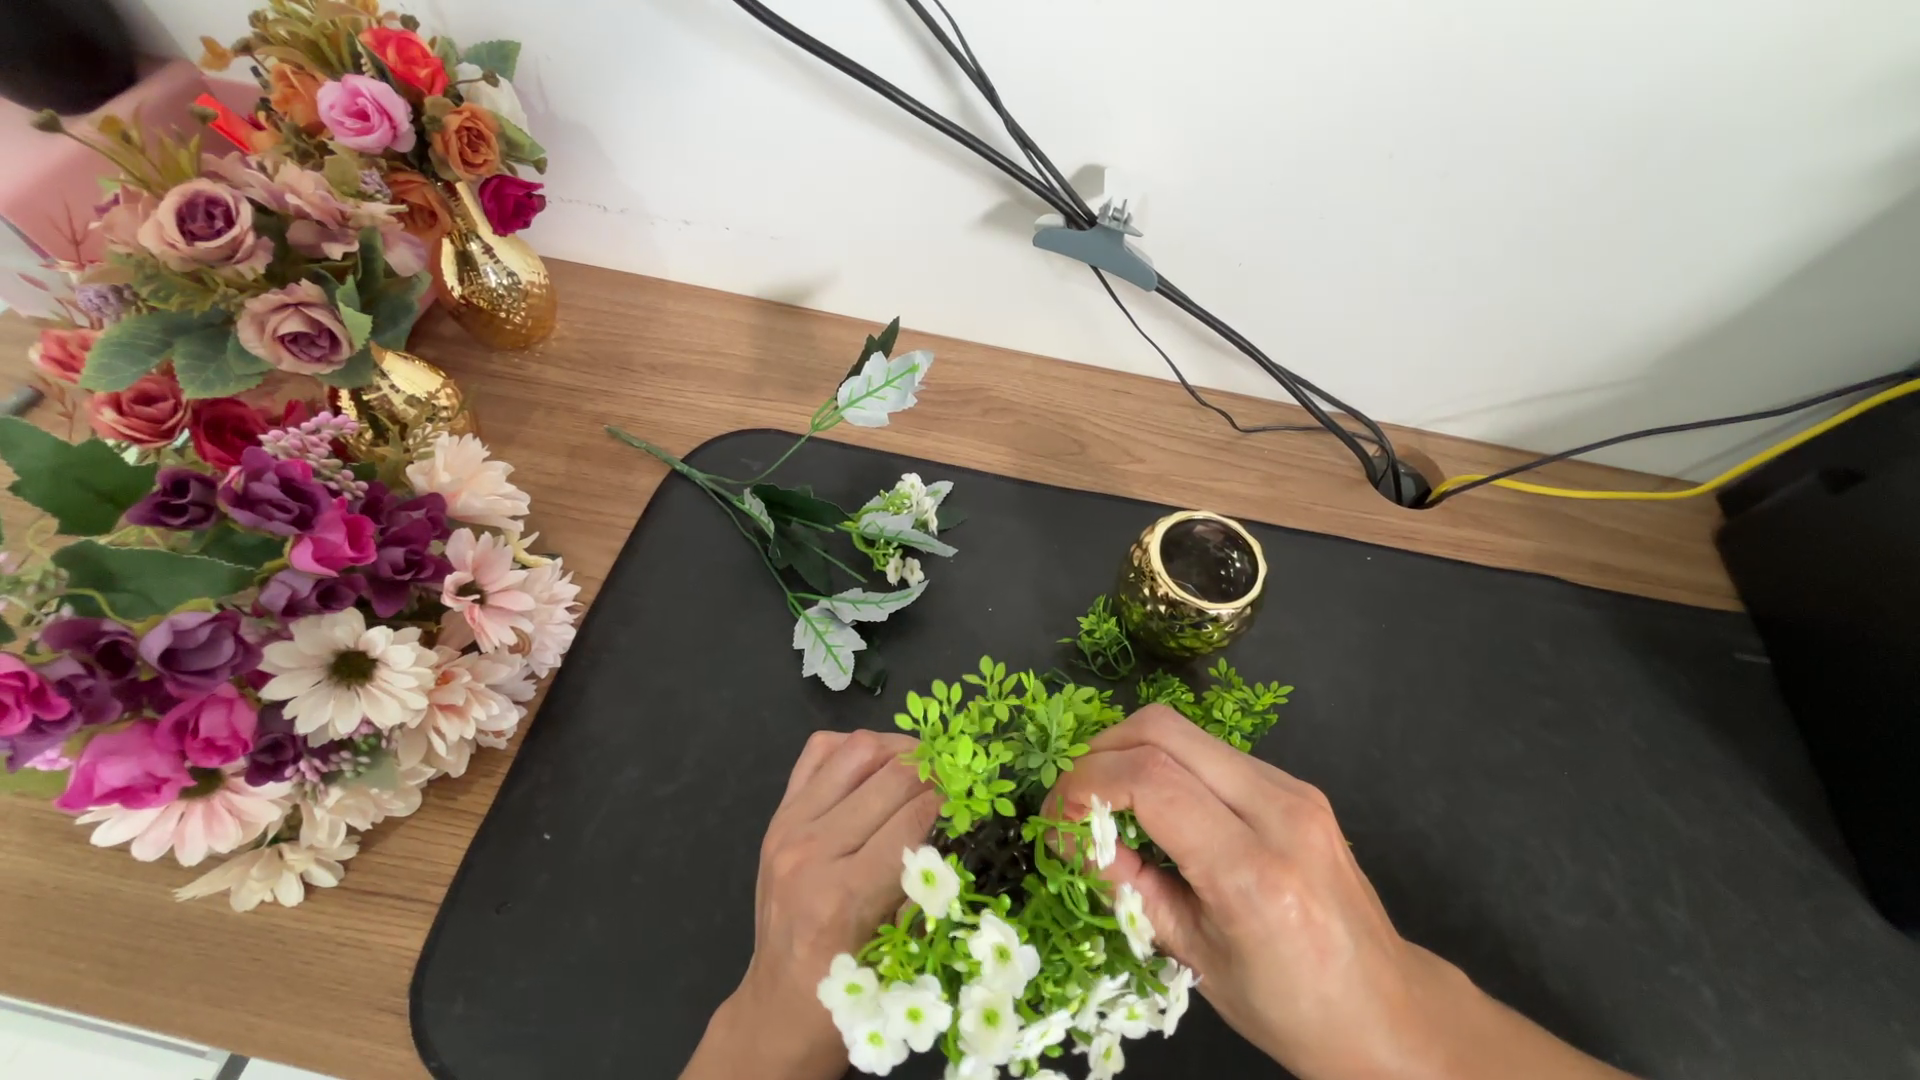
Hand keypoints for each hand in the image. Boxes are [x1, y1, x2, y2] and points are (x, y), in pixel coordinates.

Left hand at [681, 730, 939, 1079]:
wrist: (780, 1006)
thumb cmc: (850, 989)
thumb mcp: (902, 945)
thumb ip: (926, 879)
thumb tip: (958, 818)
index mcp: (844, 894)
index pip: (912, 818)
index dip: (949, 798)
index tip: (971, 791)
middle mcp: (811, 850)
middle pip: (888, 776)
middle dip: (931, 769)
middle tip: (953, 774)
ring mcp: (789, 827)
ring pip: (855, 750)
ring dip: (896, 749)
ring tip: (919, 765)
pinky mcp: (777, 815)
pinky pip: (818, 752)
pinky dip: (852, 748)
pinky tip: (875, 767)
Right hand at [1051, 707, 1634, 1079]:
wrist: (1389, 1012)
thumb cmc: (1289, 1006)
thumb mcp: (1194, 957)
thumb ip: (1130, 886)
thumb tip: (1075, 837)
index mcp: (1252, 871)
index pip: (1149, 780)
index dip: (1086, 784)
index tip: (1058, 816)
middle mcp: (1278, 811)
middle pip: (1162, 728)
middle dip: (1100, 751)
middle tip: (1076, 799)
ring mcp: (1293, 789)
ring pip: (1184, 729)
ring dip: (1131, 753)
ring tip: (1110, 803)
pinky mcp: (1297, 785)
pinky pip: (1210, 751)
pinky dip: (1166, 764)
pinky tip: (1158, 807)